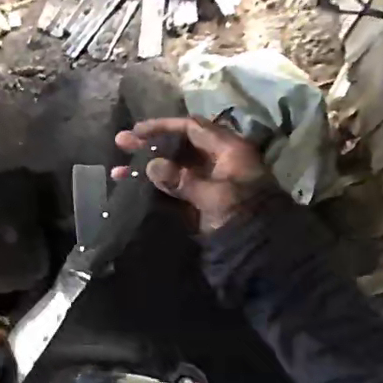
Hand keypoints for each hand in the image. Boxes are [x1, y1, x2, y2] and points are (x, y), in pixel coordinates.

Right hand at [113, 117, 271, 232]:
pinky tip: (133, 191)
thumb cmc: (244, 216)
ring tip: (118, 173)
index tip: (136, 131)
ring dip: (148, 171)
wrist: (263, 254)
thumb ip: (183, 180)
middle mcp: (218, 162)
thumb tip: (152, 165)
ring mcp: (209, 184)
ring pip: (174, 170)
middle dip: (150, 147)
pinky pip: (175, 192)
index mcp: (229, 150)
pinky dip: (156, 191)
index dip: (163, 127)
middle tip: (120, 144)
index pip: (192, 128)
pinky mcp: (201, 206)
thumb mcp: (214, 196)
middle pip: (180, 148)